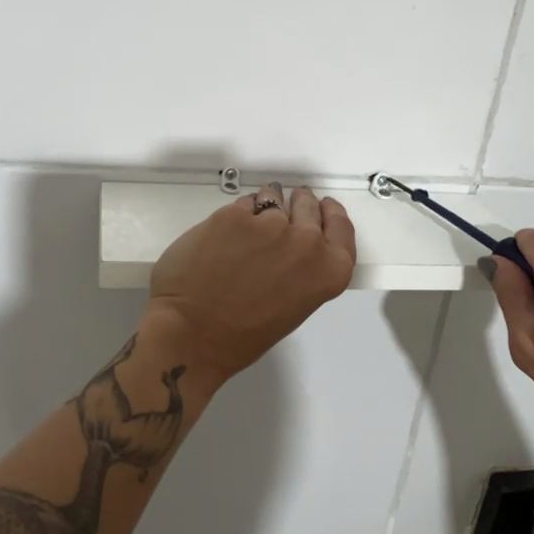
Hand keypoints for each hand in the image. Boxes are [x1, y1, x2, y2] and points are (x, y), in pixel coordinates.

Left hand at [143, 182, 356, 384]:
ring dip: (267, 203)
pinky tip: (228, 228)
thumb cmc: (242, 336)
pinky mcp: (234, 214)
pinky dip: (238, 213)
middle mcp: (306, 242)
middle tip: (286, 208)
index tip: (324, 206)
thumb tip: (285, 251)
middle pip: (309, 207)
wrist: (192, 332)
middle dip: (299, 204)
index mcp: (328, 271)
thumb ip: (300, 273)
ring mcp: (269, 224)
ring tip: (253, 217)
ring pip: (273, 198)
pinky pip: (243, 204)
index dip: (331, 214)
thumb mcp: (291, 308)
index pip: (341, 228)